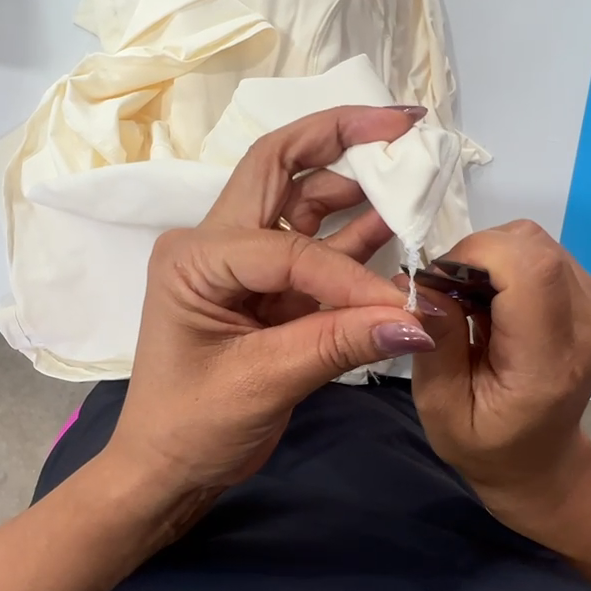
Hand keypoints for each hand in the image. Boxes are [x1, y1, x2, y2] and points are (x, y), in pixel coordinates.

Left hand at [106, 106, 439, 497]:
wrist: (168, 469)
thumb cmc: (192, 427)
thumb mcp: (261, 385)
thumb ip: (339, 344)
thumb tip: (422, 319)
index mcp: (194, 257)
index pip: (287, 246)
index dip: (348, 276)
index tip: (400, 311)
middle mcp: (214, 245)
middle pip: (279, 166)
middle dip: (339, 137)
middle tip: (404, 122)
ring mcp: (241, 265)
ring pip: (300, 202)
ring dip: (353, 188)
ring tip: (411, 176)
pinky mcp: (266, 291)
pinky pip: (315, 250)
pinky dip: (355, 241)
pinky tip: (397, 234)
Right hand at [411, 220, 590, 524]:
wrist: (539, 462)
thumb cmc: (484, 443)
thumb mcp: (440, 407)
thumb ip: (436, 344)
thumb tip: (426, 285)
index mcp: (551, 360)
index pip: (529, 266)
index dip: (474, 254)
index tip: (438, 285)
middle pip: (531, 244)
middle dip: (476, 256)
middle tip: (447, 297)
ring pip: (535, 242)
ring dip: (491, 262)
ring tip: (471, 306)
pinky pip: (544, 255)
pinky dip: (508, 269)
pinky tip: (495, 306)